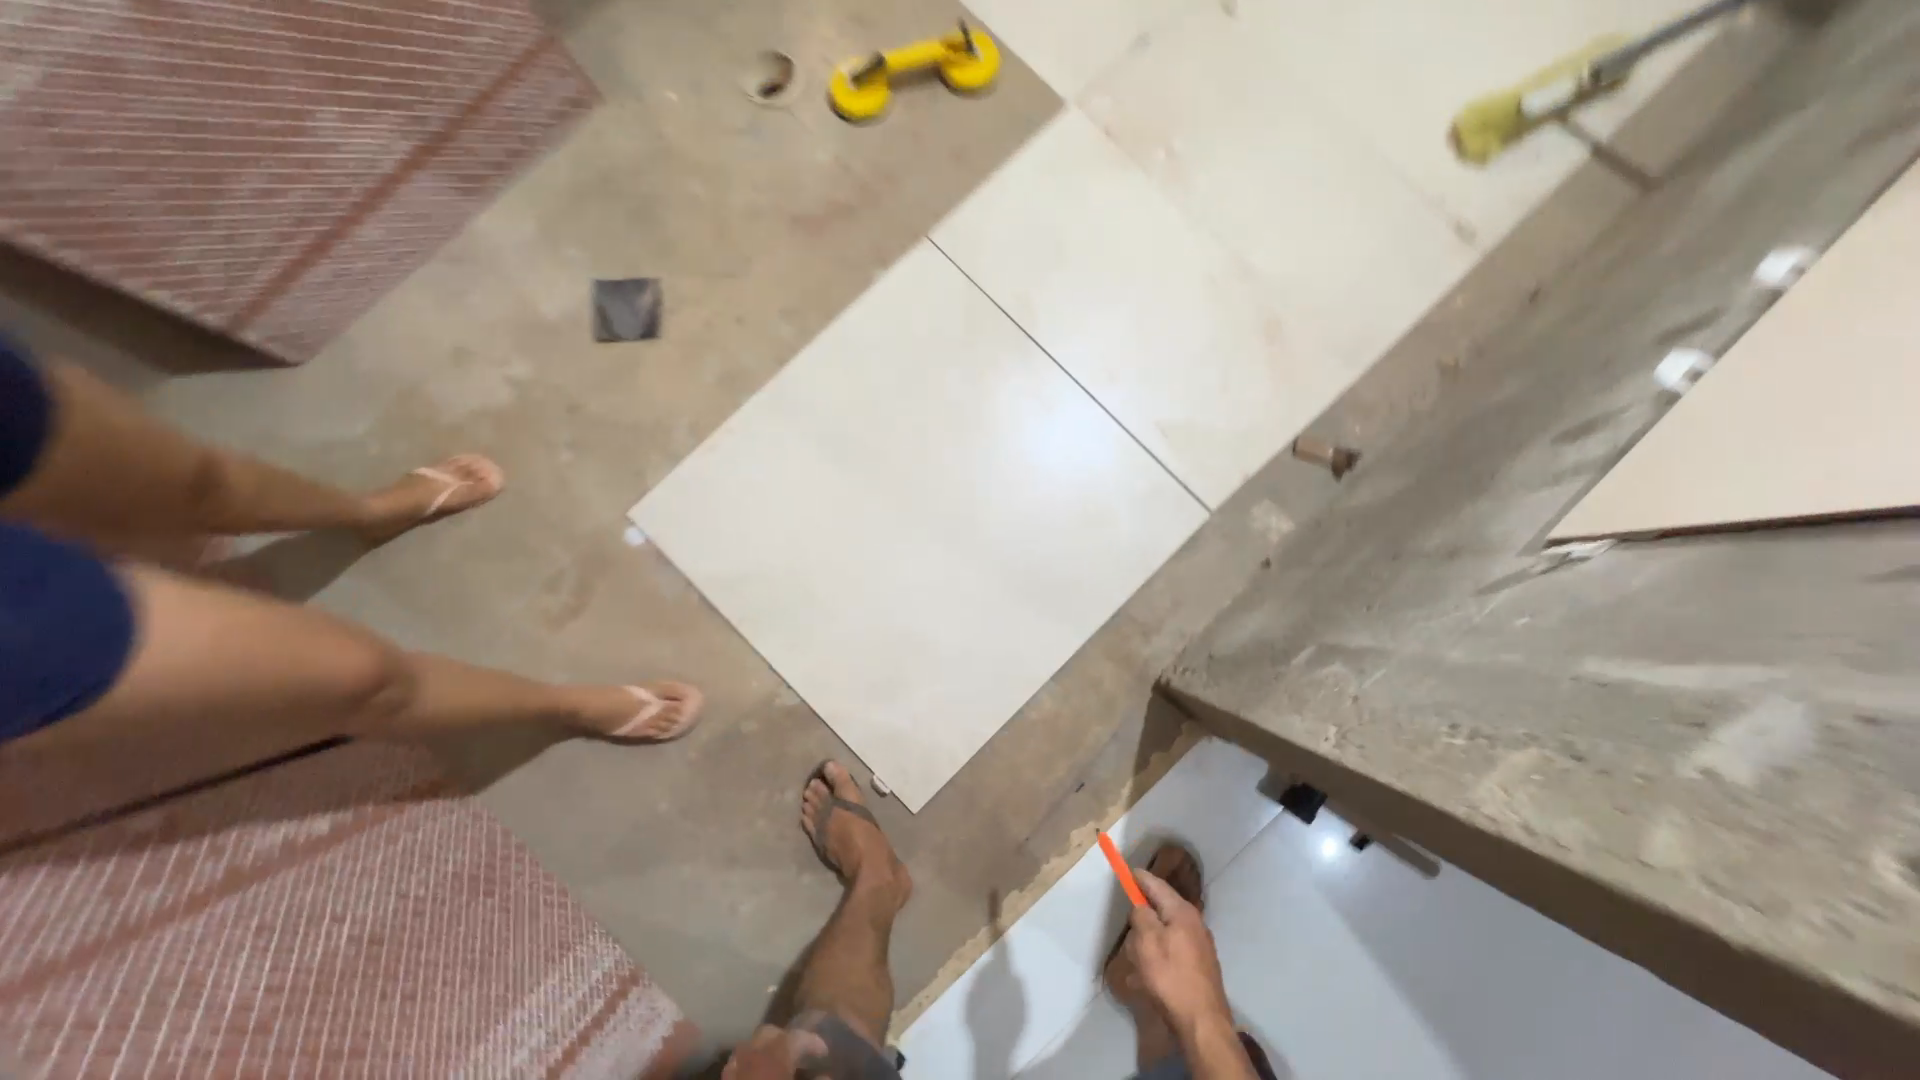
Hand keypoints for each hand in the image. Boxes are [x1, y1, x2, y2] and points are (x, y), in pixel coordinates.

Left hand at [720, 1025, 826, 1079]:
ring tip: (778, 1066)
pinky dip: (746, 1066)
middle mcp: (752, 1058)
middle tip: (801, 1054)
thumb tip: (826, 1076)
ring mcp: (734, 1072)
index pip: (796, 1037)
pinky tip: (754, 1079)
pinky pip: (734, 1068)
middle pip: (768, 1034)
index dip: (812, 1041)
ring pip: (748, 1047)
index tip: (824, 1053)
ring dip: (764, 1050)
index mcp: (775, 1058)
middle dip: (785, 1038)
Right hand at [1124, 869, 1233, 1037]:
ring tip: (1139, 962)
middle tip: (1129, 931)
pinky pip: (1172, 951)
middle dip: (1143, 918)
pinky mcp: (1199, 966)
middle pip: (1161, 909)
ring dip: (1149, 942)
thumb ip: (1141, 916)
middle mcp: (1194, 923)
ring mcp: (1200, 945)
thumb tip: (1141, 906)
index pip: (1156, 885)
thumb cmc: (1170, 977)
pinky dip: (1158, 957)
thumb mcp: (1147, 941)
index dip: (1139, 877)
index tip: (1125, 871)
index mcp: (1182, 912)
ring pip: (1165, 933)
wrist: (1202, 1021)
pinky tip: (1151, 976)